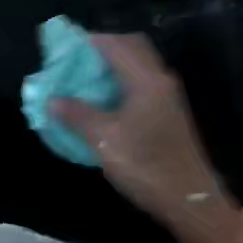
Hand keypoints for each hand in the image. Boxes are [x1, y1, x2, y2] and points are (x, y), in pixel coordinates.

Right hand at [51, 34, 230, 224]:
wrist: (190, 200)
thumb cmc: (146, 166)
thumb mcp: (104, 140)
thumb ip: (77, 115)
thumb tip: (52, 100)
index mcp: (146, 79)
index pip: (115, 43)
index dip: (87, 41)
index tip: (62, 50)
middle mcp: (160, 79)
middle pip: (131, 47)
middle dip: (102, 49)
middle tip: (74, 62)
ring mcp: (168, 97)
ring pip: (138, 66)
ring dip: (112, 67)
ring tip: (83, 81)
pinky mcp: (169, 113)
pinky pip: (142, 84)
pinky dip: (121, 83)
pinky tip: (104, 103)